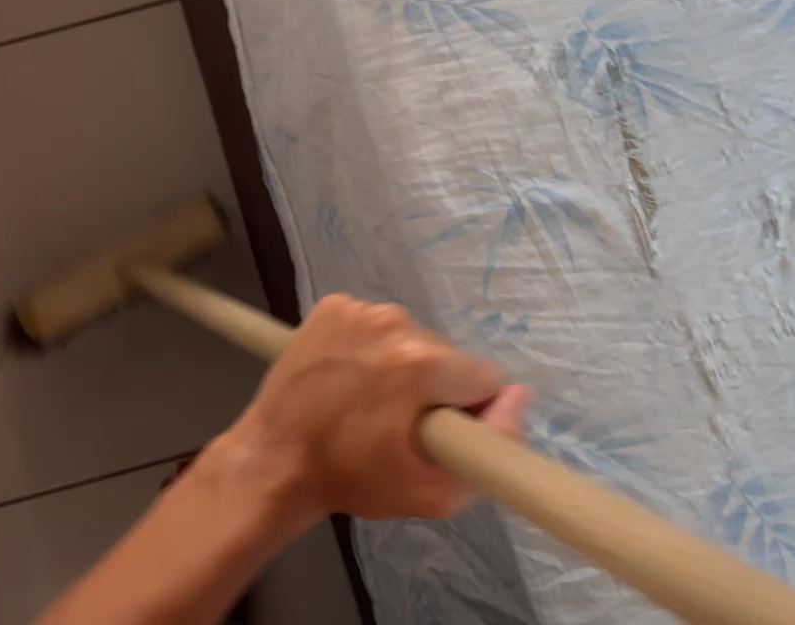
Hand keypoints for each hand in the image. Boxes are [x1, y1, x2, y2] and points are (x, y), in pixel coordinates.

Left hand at [217, 295, 527, 522]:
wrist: (276, 453)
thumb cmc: (354, 477)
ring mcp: (356, 308)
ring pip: (410, 338)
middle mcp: (392, 321)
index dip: (472, 410)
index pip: (486, 377)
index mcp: (422, 362)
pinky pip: (374, 326)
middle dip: (435, 387)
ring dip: (401, 365)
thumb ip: (495, 445)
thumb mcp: (437, 489)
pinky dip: (370, 348)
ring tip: (368, 400)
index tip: (440, 431)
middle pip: (446, 355)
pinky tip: (349, 376)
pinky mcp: (330, 305)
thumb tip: (518, 396)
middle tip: (397, 420)